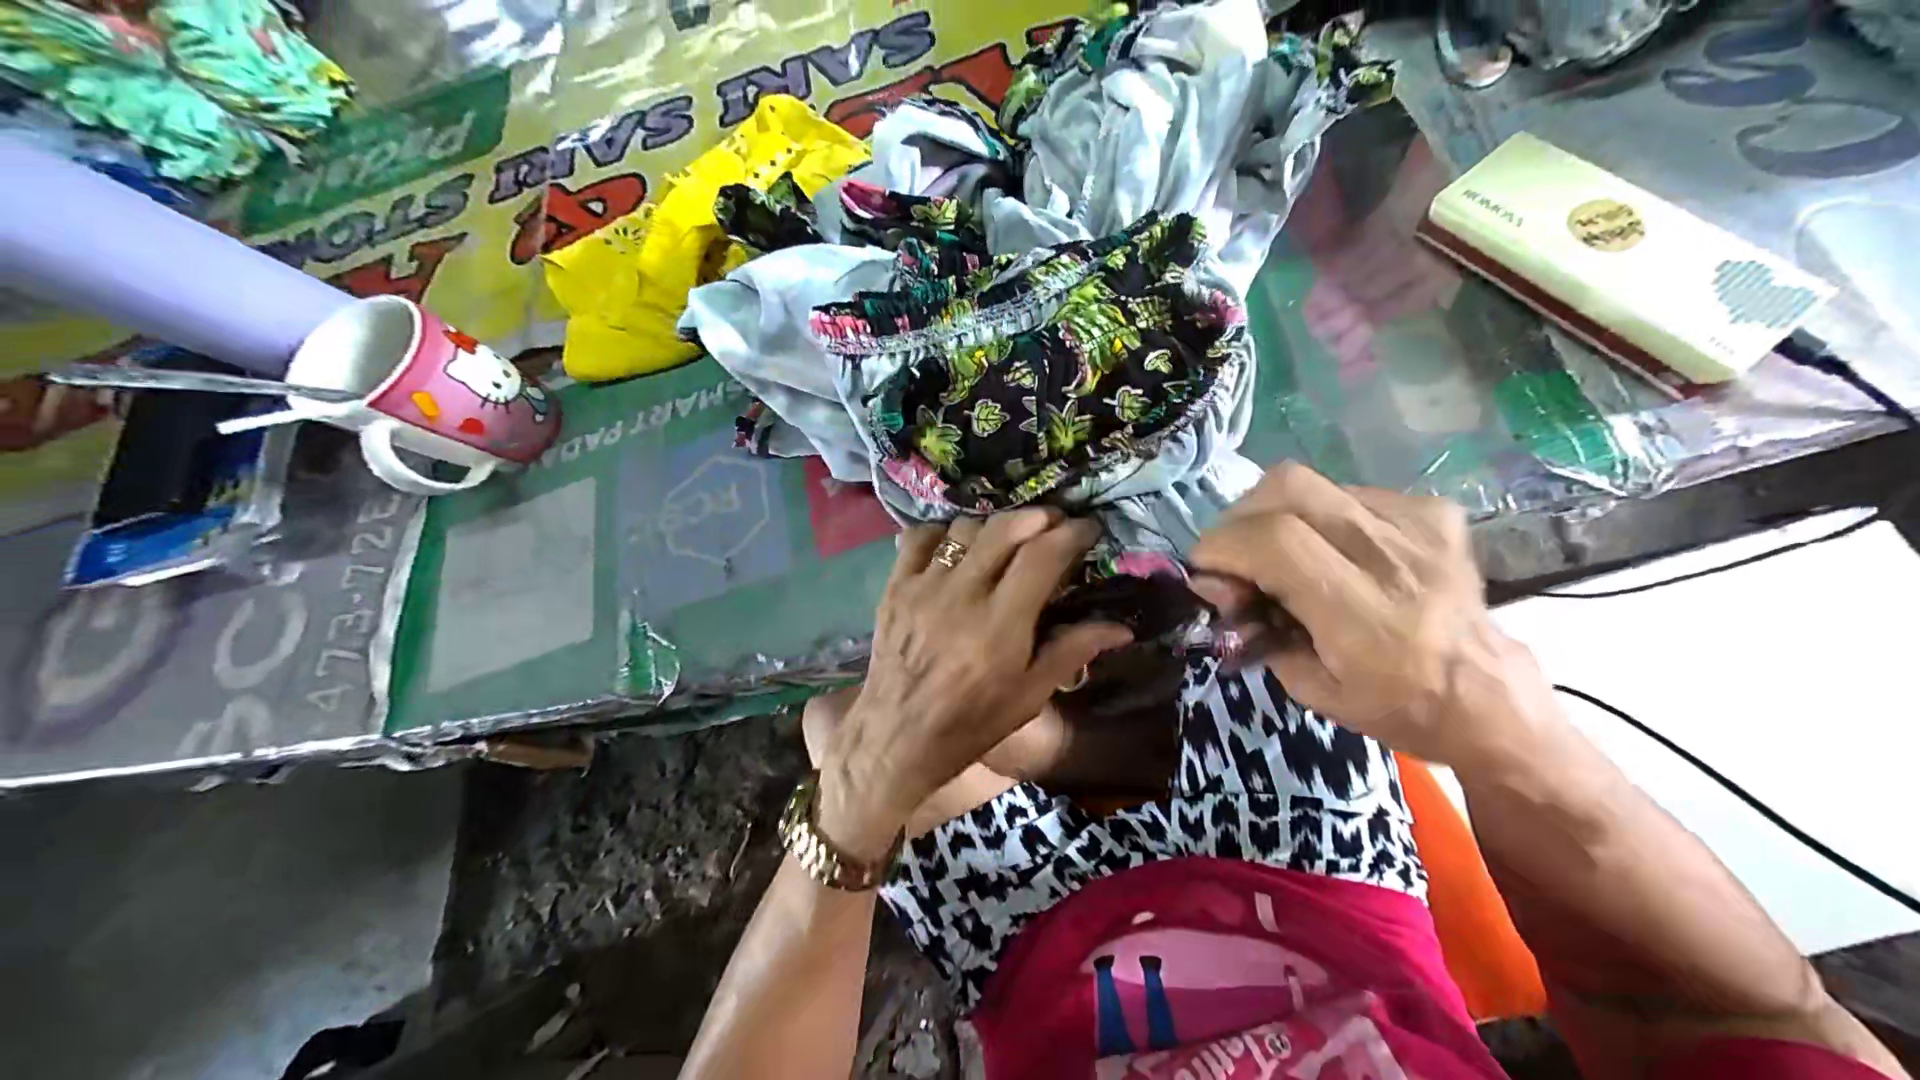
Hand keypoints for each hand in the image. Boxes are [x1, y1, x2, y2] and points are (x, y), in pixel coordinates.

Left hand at [818, 509, 1132, 859]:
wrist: (898, 737)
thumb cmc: (971, 722)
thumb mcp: (1030, 695)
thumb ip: (1073, 651)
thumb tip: (1122, 628)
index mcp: (1000, 625)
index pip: (1041, 556)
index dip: (1070, 534)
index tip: (1087, 529)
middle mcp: (962, 595)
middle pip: (1004, 529)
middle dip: (1037, 517)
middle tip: (1053, 523)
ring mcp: (923, 586)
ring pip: (964, 528)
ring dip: (994, 526)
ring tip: (1008, 538)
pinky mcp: (895, 587)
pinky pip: (918, 537)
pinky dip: (943, 532)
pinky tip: (956, 547)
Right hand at [1189, 463, 1550, 768]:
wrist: (1489, 697)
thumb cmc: (1396, 705)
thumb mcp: (1310, 689)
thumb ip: (1258, 632)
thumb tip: (1221, 591)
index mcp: (1361, 611)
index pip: (1272, 540)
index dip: (1221, 546)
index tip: (1207, 576)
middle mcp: (1390, 554)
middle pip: (1285, 488)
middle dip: (1238, 519)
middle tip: (1235, 559)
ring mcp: (1416, 524)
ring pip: (1309, 481)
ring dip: (1271, 513)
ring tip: (1275, 552)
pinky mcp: (1433, 512)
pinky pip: (1345, 492)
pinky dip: (1316, 514)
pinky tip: (1329, 549)